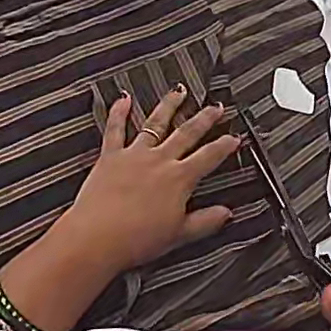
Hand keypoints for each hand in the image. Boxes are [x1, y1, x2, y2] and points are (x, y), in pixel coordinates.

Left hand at [0, 85, 242, 330]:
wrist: (96, 238)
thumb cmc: (136, 239)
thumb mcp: (179, 234)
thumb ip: (206, 221)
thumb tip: (226, 214)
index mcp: (179, 178)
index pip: (209, 157)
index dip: (224, 146)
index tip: (234, 137)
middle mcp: (159, 160)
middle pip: (187, 133)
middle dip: (204, 118)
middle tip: (216, 107)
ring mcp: (134, 155)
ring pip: (156, 123)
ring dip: (169, 105)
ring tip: (179, 91)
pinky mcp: (110, 157)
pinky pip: (115, 129)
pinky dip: (118, 113)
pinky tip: (124, 99)